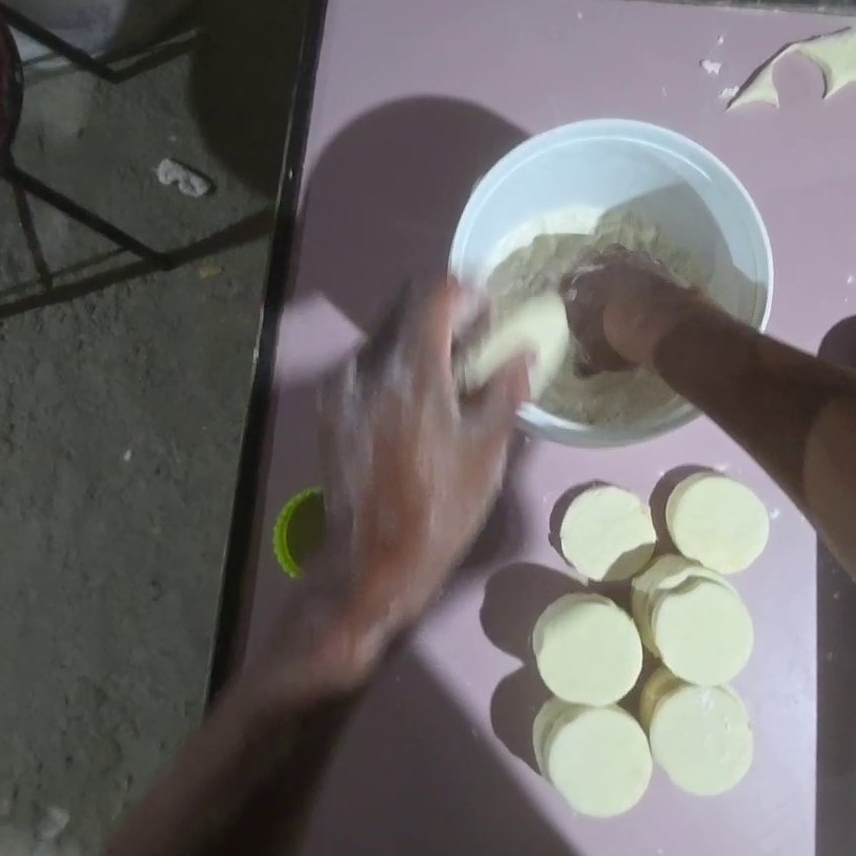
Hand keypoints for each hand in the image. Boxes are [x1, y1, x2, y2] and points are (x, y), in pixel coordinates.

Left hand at [306, 278, 528, 688]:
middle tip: (478, 343)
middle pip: (406, 307)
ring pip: (386, 333)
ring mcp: (342, 387)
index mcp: (411, 372)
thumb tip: (523, 349)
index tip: (492, 313)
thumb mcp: (487, 452)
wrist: (370, 563)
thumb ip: (506, 390)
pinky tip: (422, 401)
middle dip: (446, 314)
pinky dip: (400, 364)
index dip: (469, 292)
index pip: (434, 294)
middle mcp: (367, 367)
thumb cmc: (440, 510)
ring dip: (422, 339)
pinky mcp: (331, 408)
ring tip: (453, 376)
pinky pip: (370, 364)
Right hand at [560, 249, 701, 373]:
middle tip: (596, 291)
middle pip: (586, 262)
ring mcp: (626, 258)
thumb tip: (580, 369)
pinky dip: (642, 273)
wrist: (661, 322)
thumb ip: (584, 359)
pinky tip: (646, 287)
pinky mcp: (653, 260)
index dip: (567, 294)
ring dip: (616, 268)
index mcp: (574, 287)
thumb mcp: (595, 358)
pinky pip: (642, 263)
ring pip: (614, 256)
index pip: (562, 285)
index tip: (572, 303)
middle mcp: (596, 265)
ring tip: (622, 286)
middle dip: (590, 275)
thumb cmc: (617, 339)